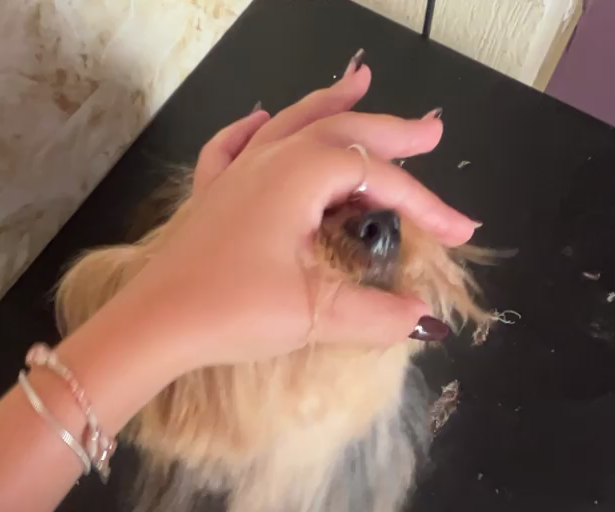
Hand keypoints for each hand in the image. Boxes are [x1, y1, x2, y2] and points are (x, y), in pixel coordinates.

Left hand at [81, 61, 477, 373]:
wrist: (154, 325)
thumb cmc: (231, 311)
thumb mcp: (313, 314)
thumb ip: (375, 315)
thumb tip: (424, 322)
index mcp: (302, 174)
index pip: (379, 179)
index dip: (426, 205)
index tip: (460, 233)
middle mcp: (269, 160)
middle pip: (341, 132)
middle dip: (390, 133)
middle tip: (430, 132)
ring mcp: (234, 175)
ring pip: (290, 124)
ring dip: (329, 106)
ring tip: (360, 84)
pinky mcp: (209, 199)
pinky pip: (234, 148)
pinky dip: (254, 130)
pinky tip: (260, 120)